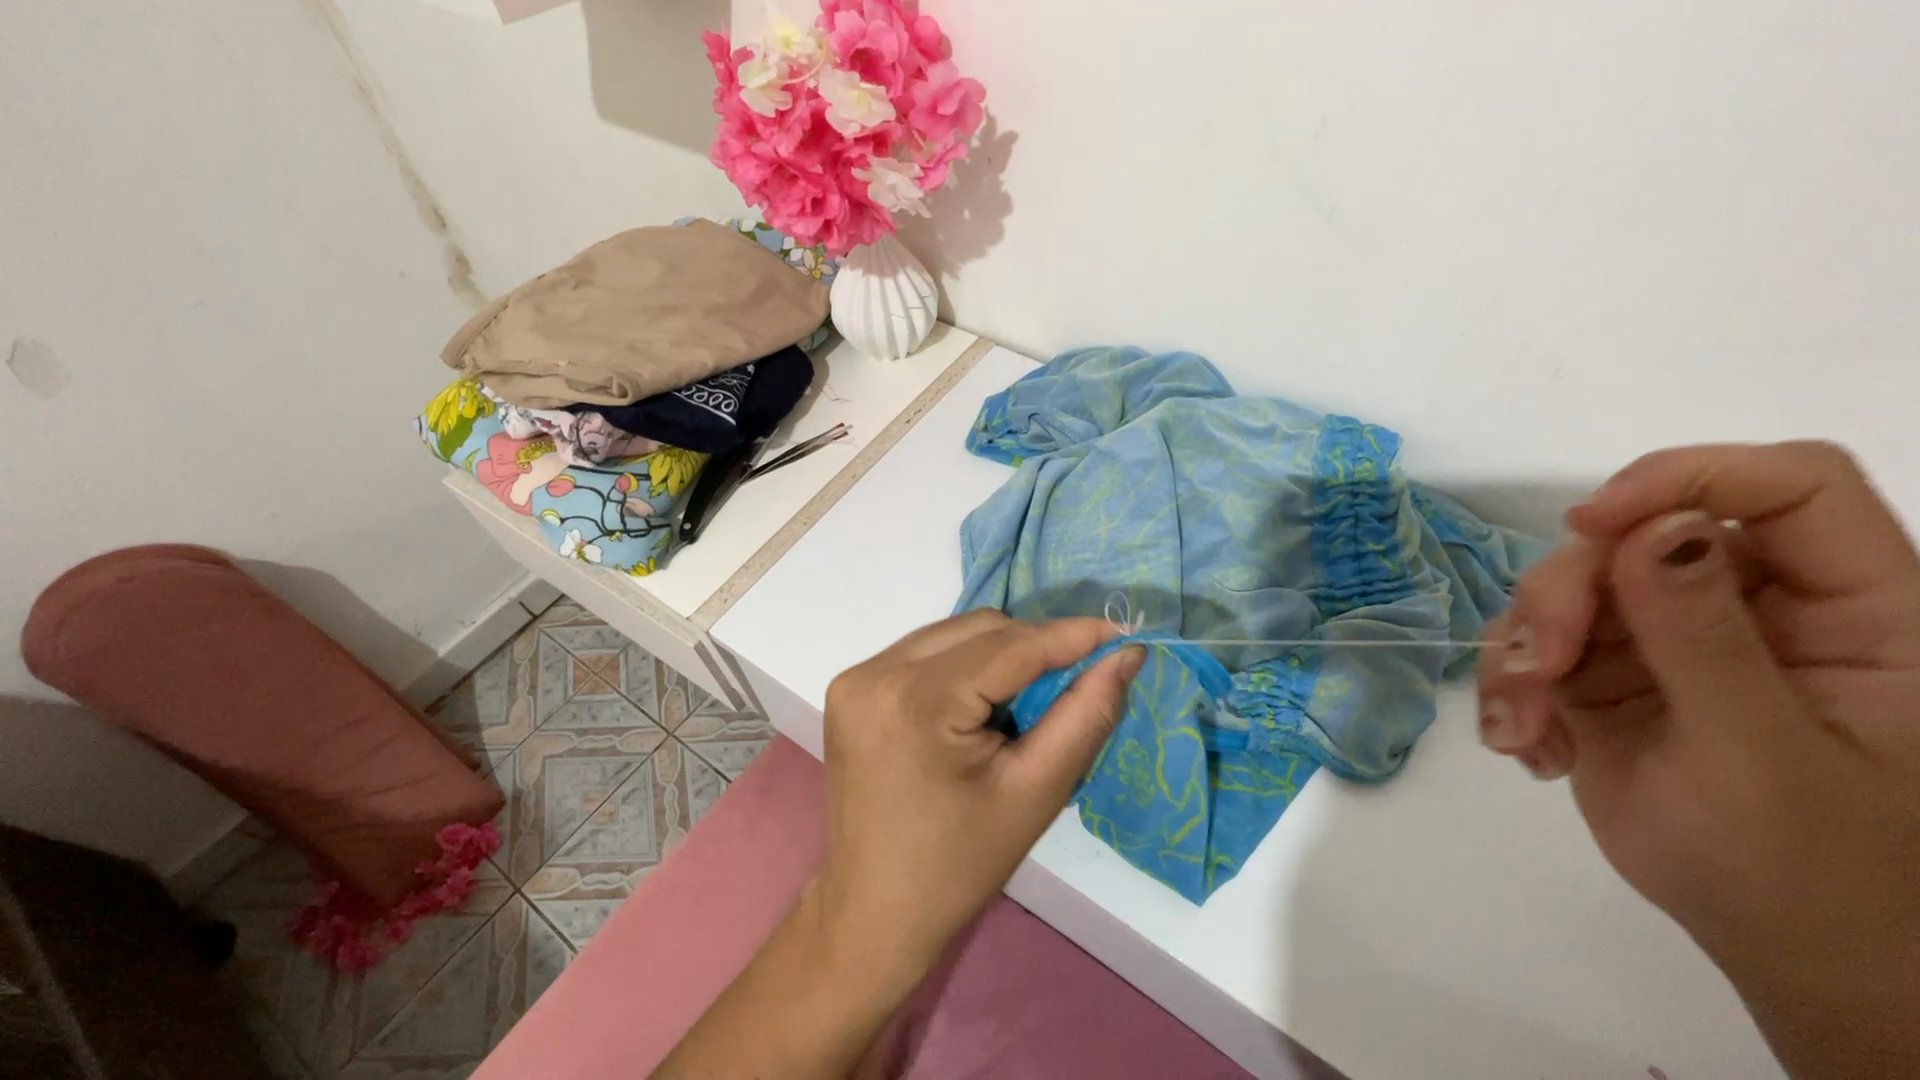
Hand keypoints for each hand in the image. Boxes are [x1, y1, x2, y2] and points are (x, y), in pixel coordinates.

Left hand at [817, 610, 1145, 976]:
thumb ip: (1085, 715)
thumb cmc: (959, 865)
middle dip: (1035, 649)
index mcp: (916, 700)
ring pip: (952, 636)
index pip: (1010, 645)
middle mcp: (876, 672)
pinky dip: (964, 668)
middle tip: (1077, 685)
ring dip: (999, 656)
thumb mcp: (1035, 792)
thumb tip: (1125, 655)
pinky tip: (980, 712)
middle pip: (980, 630)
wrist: (874, 911)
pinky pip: (924, 654)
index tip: (1124, 635)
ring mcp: (857, 678)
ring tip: (1025, 709)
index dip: (1072, 635)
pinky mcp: (851, 689)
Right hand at [1477, 442, 1919, 1076]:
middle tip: (1536, 668)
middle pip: (1639, 536)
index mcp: (1851, 611)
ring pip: (1569, 587)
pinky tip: (1523, 746)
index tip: (1592, 524)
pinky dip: (1510, 690)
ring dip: (1523, 650)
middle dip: (1567, 595)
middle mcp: (1756, 607)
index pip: (1787, 487)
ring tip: (1520, 730)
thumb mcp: (1763, 757)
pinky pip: (1533, 645)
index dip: (1689, 477)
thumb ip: (1710, 640)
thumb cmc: (1812, 872)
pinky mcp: (1607, 677)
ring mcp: (1672, 640)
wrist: (1780, 953)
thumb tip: (1657, 529)